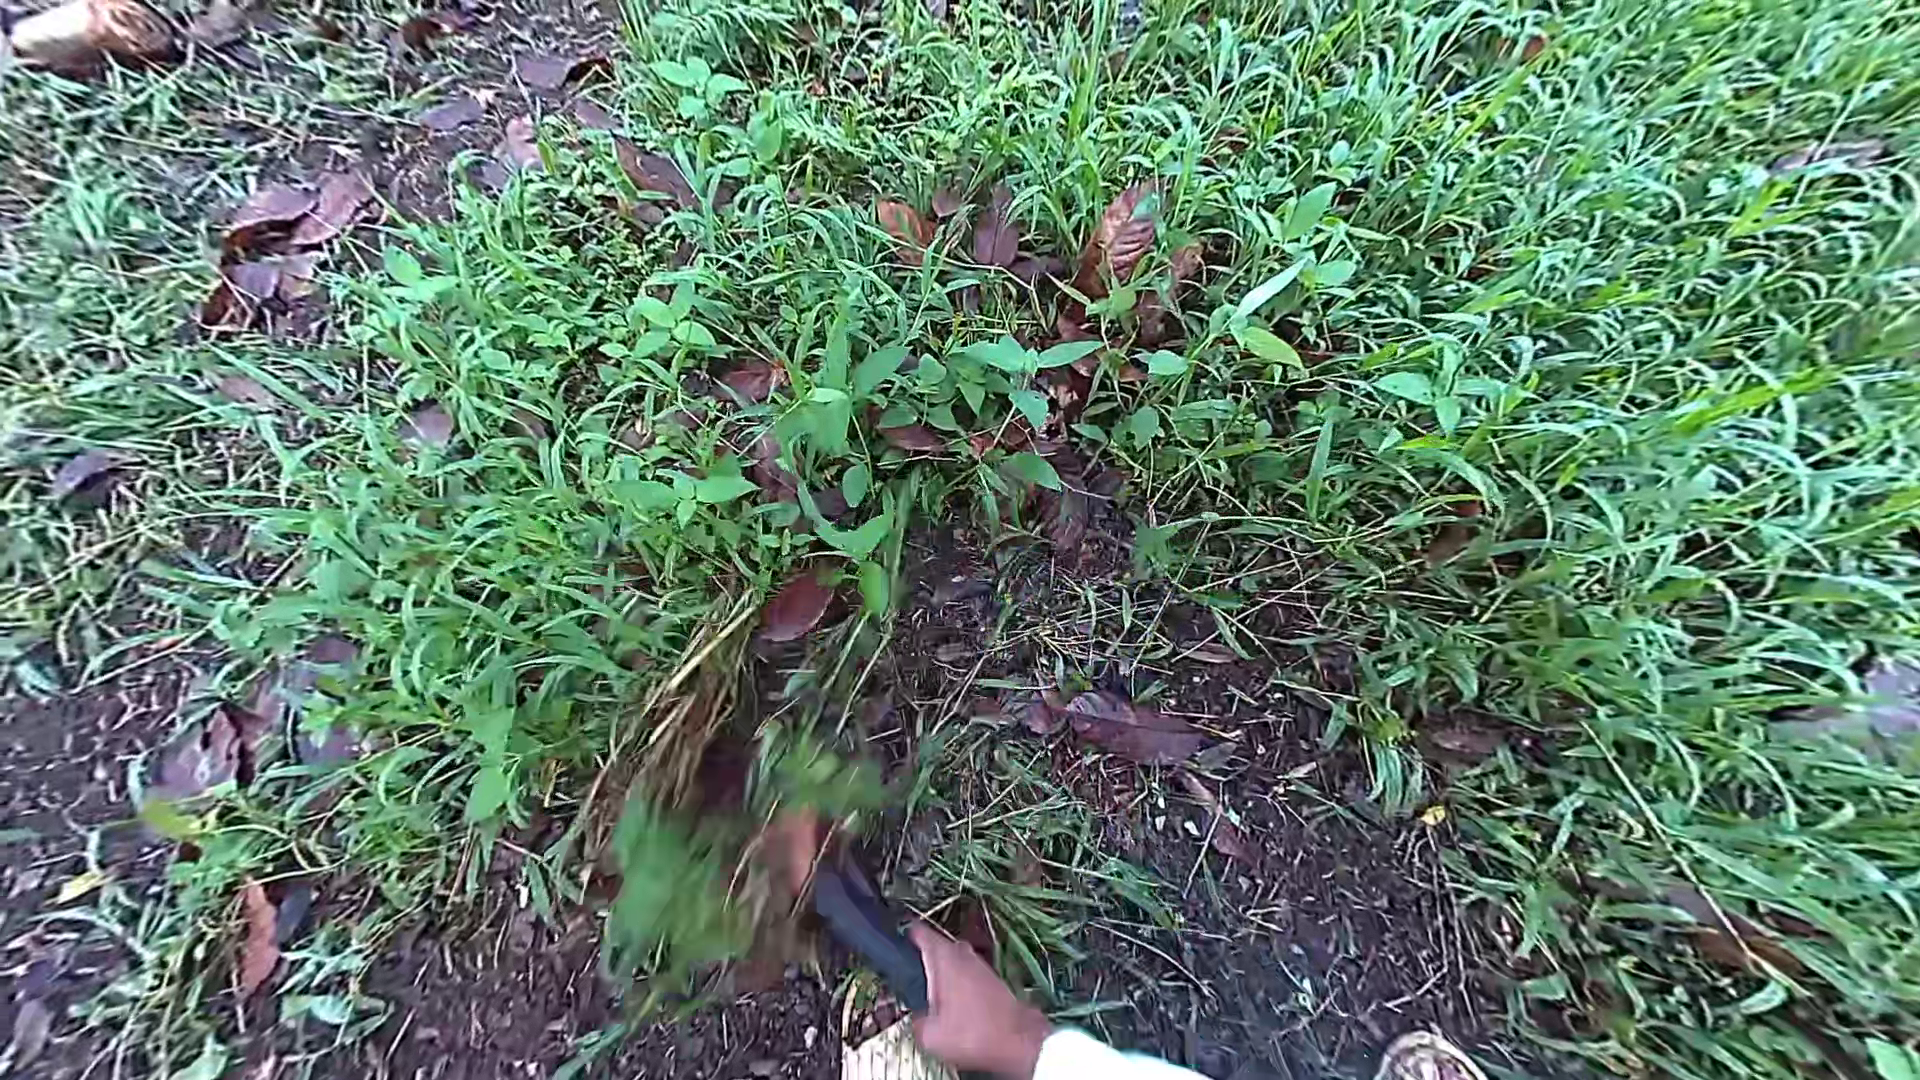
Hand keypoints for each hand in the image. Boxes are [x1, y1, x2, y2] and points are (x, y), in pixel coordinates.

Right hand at [907, 923, 1052, 1078]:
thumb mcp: (932, 1035)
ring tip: (930, 997)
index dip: (902, 933)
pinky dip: (954, 980)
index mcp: (943, 955)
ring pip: (949, 958)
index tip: (892, 942)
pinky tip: (952, 1004)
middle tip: (909, 980)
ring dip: (939, 972)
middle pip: (933, 945)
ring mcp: (976, 960)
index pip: (918, 931)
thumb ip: (915, 1021)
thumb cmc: (973, 1031)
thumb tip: (914, 1016)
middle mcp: (960, 949)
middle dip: (921, 960)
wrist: (1016, 1038)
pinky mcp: (988, 973)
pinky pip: (963, 969)